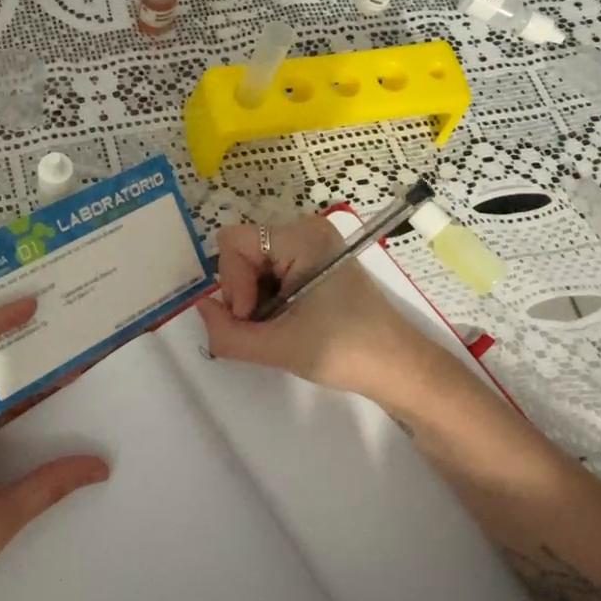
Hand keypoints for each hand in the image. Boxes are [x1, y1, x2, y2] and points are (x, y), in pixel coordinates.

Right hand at [195, 217, 425, 401]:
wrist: (400, 369)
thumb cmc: (345, 352)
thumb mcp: (278, 347)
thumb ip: (228, 333)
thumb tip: (200, 309)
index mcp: (302, 238)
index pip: (234, 241)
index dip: (232, 281)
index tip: (250, 316)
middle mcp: (308, 231)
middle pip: (243, 250)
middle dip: (243, 291)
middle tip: (263, 326)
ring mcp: (315, 246)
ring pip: (256, 263)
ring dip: (255, 297)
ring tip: (278, 327)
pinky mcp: (318, 263)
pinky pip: (274, 270)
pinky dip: (269, 297)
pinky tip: (287, 322)